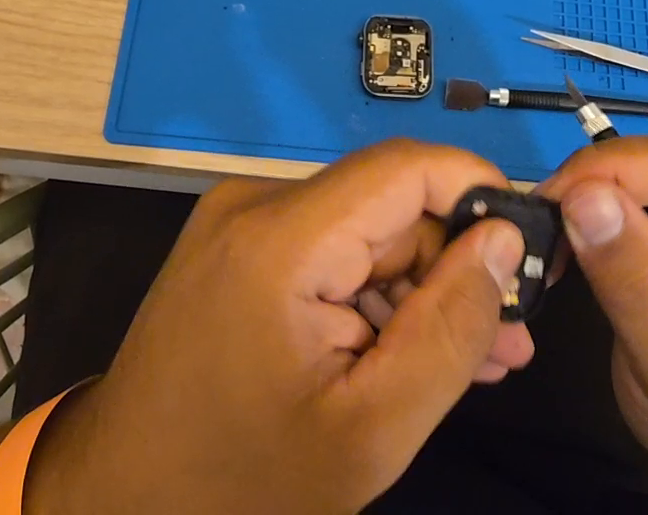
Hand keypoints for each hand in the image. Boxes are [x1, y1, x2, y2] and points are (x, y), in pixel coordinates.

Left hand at [26, 140, 533, 513]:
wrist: (118, 500)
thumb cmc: (243, 482)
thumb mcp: (371, 428)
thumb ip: (450, 329)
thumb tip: (503, 242)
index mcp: (281, 237)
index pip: (405, 167)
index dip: (478, 192)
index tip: (529, 252)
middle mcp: (257, 205)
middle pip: (388, 205)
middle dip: (454, 266)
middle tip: (509, 337)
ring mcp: (243, 223)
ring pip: (365, 232)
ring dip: (420, 289)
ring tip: (478, 358)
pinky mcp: (240, 247)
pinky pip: (330, 252)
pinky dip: (374, 295)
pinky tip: (411, 348)